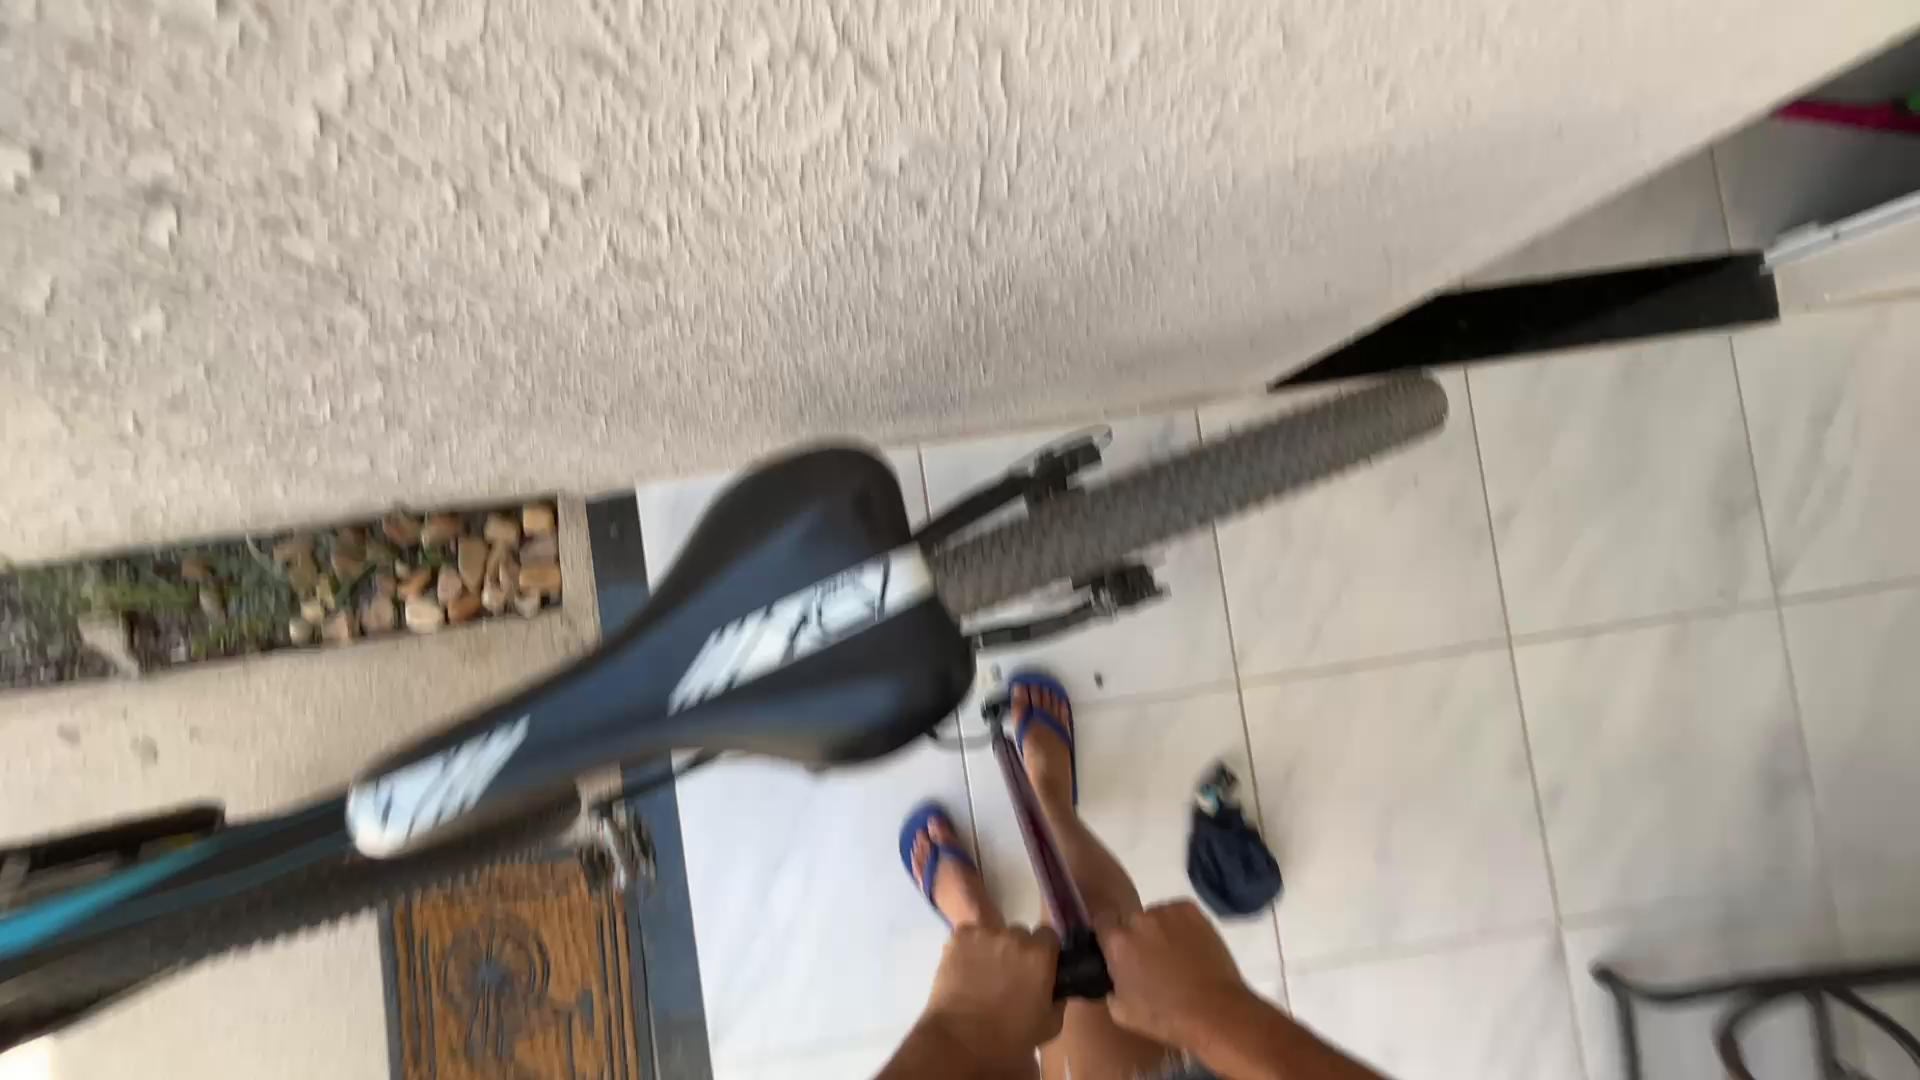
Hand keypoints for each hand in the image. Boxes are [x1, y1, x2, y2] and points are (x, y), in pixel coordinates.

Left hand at [920, 925, 1064, 1067]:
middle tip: (1009, 974)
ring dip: (993, 948)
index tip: (1037, 966)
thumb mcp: (1048, 1027)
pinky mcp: (959, 936)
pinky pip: (970, 935)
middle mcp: (1013, 936)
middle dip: (1017, 950)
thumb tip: (1054, 987)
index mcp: (1039, 955)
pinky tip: (965, 968)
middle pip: (1020, 933)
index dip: (1043, 950)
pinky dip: (969, 947)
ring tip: (983, 973)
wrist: (960, 1041)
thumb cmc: (1008, 1039)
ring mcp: (984, 933)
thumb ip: (1057, 999)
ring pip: (994, 933)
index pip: (1048, 935)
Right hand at [1096, 901, 1253, 1045]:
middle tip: (1152, 960)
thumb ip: (1109, 987)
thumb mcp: (1123, 1013)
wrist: (1216, 1012)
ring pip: (1156, 917)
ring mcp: (1166, 911)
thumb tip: (1114, 975)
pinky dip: (1181, 926)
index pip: (1102, 922)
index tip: (1119, 950)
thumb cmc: (1167, 1017)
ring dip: (1160, 931)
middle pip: (1131, 921)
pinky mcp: (1190, 909)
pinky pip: (1177, 913)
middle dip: (1138, 937)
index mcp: (1118, 942)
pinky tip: (1191, 948)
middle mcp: (1138, 919)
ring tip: (1177, 956)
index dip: (1109, 935)